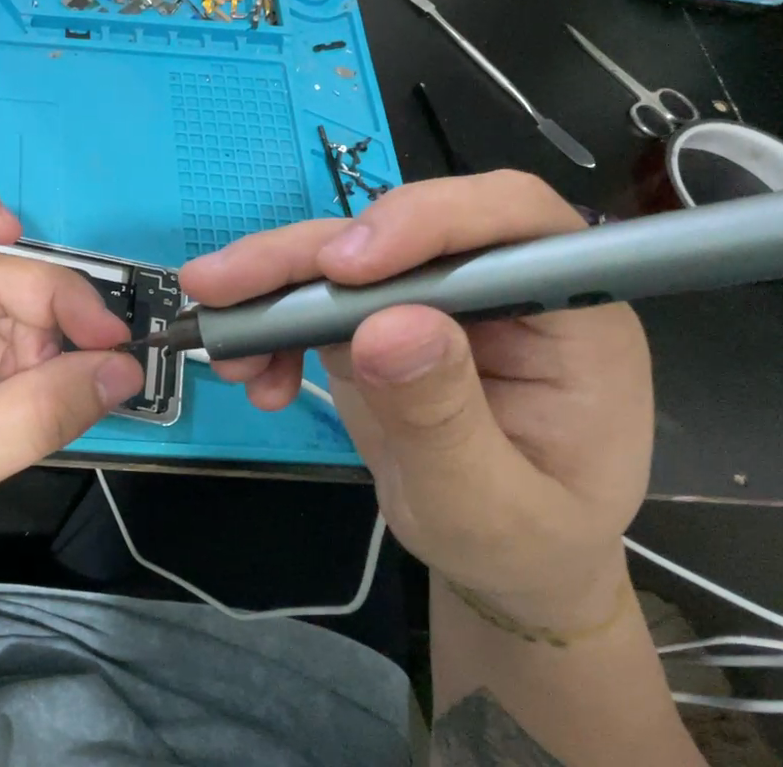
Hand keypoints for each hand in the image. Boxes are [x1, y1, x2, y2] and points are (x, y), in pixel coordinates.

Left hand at [0, 167, 144, 631]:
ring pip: (1, 323)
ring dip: (51, 349)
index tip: (12, 231)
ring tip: (90, 389)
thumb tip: (120, 370)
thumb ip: (35, 415)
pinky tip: (73, 401)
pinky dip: (42, 381)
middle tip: (109, 350)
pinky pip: (4, 367)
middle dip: (46, 305)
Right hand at [179, 171, 652, 624]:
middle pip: (396, 231)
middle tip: (216, 286)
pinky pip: (308, 301)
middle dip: (301, 256)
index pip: (509, 222)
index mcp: (566, 316)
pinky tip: (252, 377)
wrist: (496, 562)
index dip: (425, 221)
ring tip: (223, 352)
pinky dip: (267, 330)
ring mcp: (428, 301)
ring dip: (266, 293)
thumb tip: (386, 326)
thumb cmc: (519, 542)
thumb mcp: (487, 505)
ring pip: (336, 259)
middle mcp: (494, 288)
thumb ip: (443, 419)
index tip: (342, 268)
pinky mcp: (374, 319)